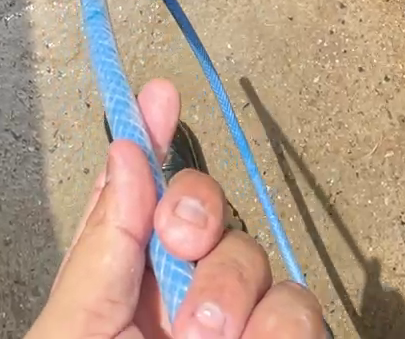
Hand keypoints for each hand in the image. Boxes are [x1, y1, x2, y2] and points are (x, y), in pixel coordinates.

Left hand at [26, 78, 323, 338]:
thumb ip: (101, 254)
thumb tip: (124, 149)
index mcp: (125, 294)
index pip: (145, 198)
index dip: (153, 139)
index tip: (156, 91)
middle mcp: (186, 308)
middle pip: (218, 218)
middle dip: (203, 213)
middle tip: (179, 240)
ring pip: (269, 271)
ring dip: (239, 290)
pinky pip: (304, 321)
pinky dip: (278, 333)